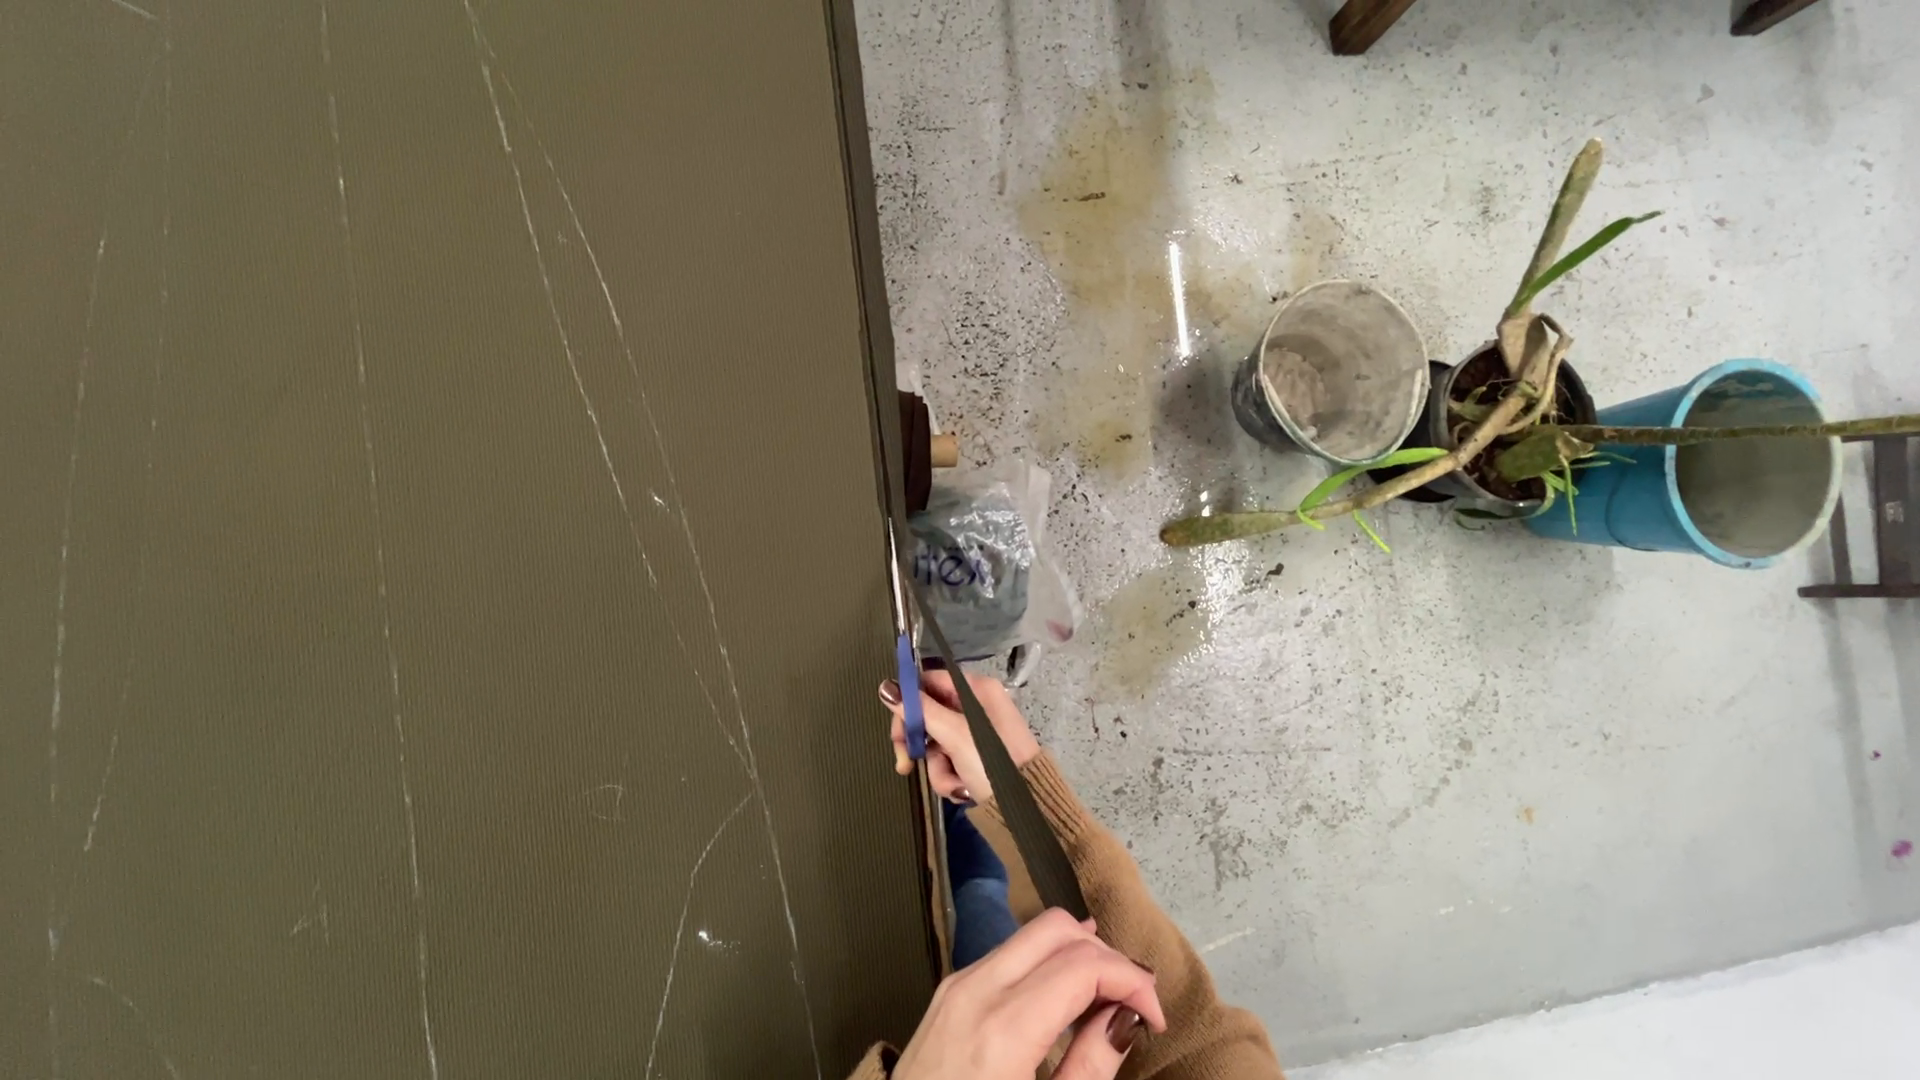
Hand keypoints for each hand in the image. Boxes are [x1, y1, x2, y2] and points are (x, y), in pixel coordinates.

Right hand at [880, 670, 1040, 803]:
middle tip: (905, 763)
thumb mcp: (953, 733)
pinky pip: (948, 763)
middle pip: (929, 715)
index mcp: (977, 689)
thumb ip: (919, 710)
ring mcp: (976, 734)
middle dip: (918, 744)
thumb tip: (886, 686)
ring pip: (936, 745)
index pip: (930, 682)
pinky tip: (963, 789)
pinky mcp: (975, 759)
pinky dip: (950, 778)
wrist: (1025, 808)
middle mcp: (976, 707)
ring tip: (954, 783)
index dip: (908, 703)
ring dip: (937, 768)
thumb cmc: (991, 762)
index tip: (896, 727)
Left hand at [893, 909, 1162, 1079]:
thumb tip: (1126, 1016)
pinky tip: (1068, 989)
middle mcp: (976, 988)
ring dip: (1076, 952)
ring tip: (1109, 996)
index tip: (1155, 1018)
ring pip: (1031, 934)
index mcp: (1002, 1028)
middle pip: (1056, 929)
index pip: (1082, 965)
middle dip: (1105, 954)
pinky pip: (1009, 952)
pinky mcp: (949, 988)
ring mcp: (957, 982)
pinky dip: (1046, 960)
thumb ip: (1091, 1065)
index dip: (1131, 981)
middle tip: (1135, 1000)